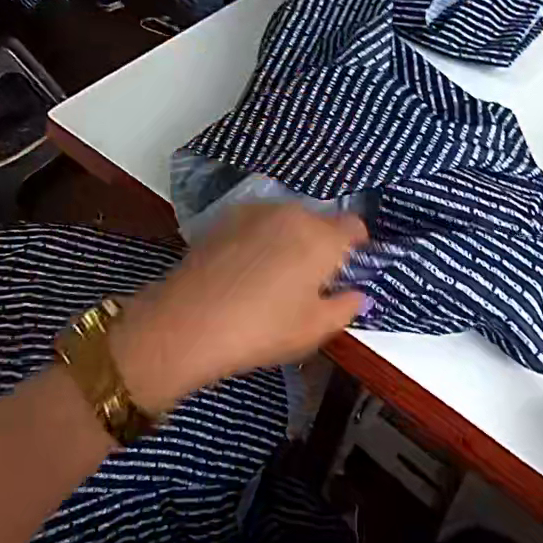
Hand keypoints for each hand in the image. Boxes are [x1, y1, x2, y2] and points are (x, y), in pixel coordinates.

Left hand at [112, 204, 366, 414]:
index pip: (355, 225)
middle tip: (310, 281)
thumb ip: (346, 307)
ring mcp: (256, 212)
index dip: (356, 246)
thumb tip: (357, 294)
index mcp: (322, 237)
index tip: (346, 271)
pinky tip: (246, 269)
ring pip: (287, 220)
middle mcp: (293, 213)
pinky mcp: (224, 218)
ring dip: (290, 239)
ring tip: (274, 275)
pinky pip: (258, 223)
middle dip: (322, 244)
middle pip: (320, 221)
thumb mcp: (315, 330)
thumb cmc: (262, 329)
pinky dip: (261, 238)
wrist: (186, 324)